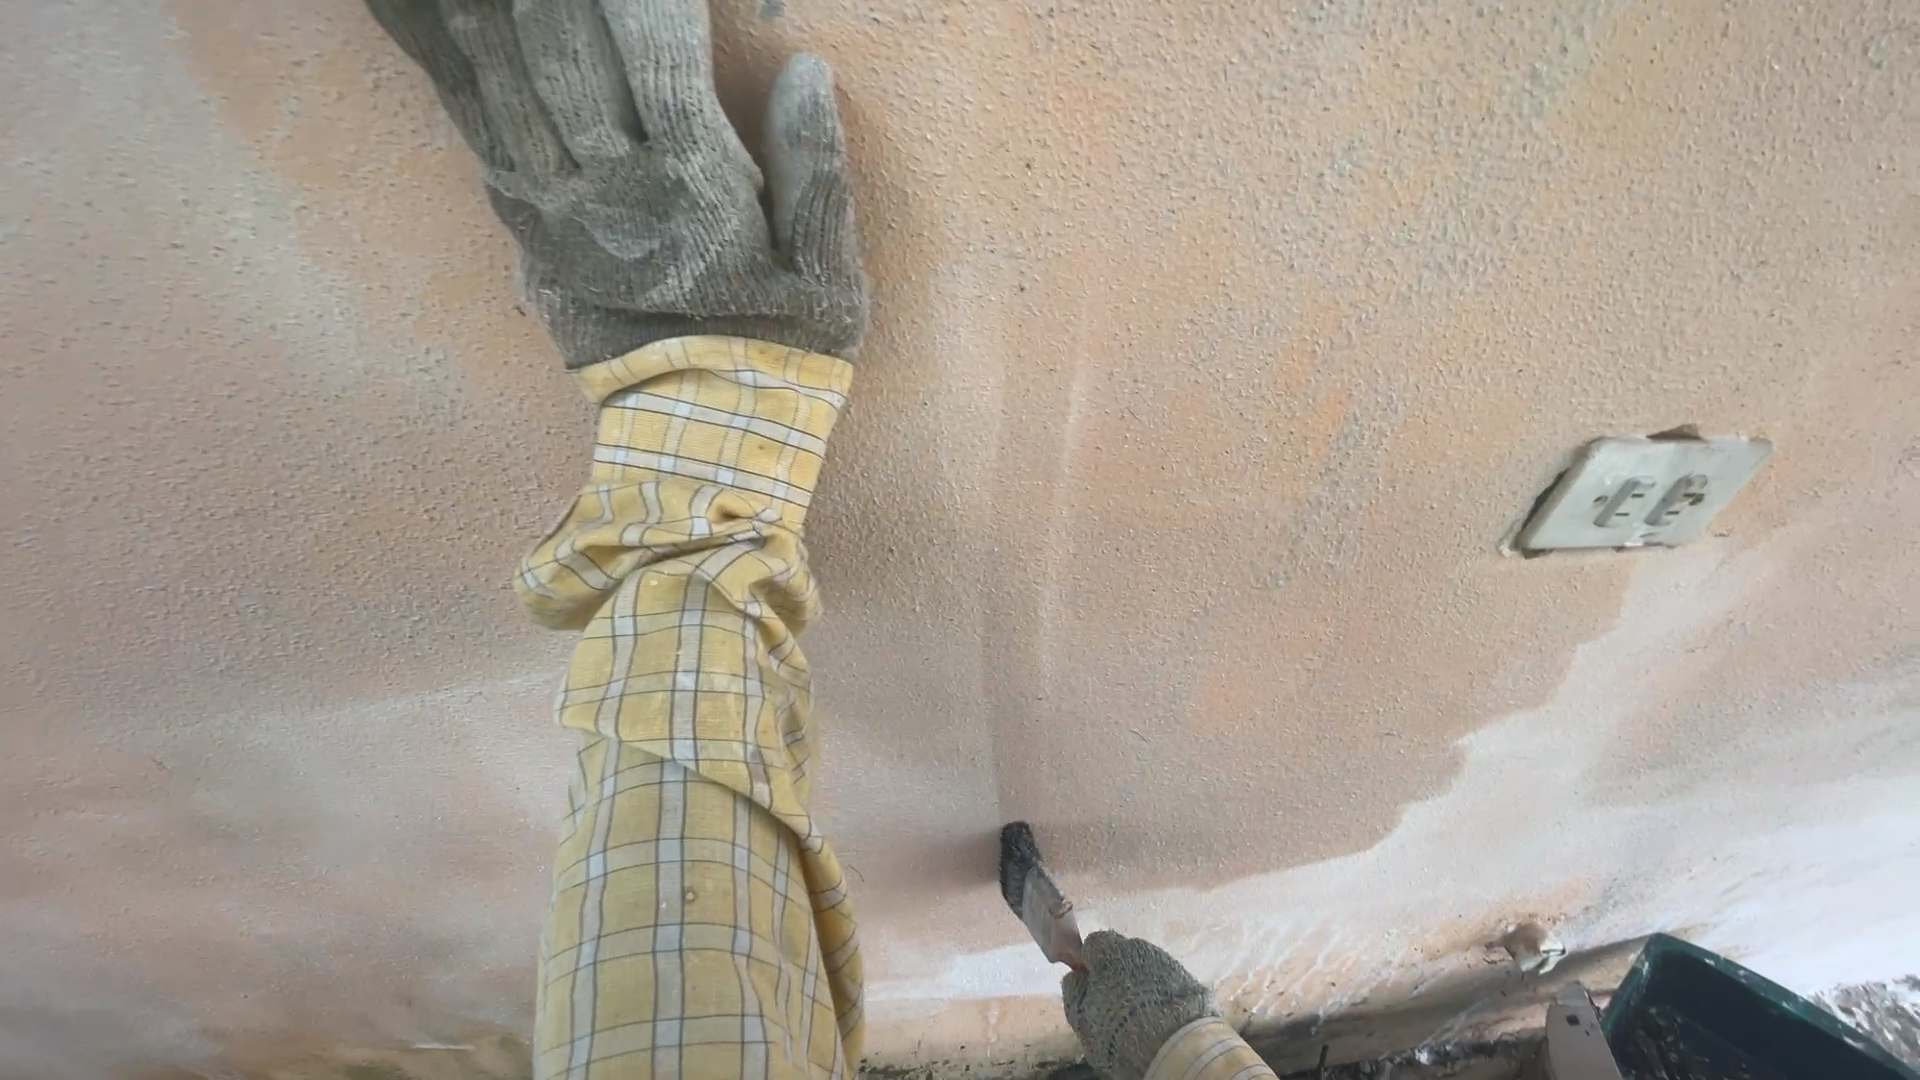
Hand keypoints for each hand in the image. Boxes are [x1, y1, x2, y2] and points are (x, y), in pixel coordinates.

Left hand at [366, 0, 867, 365]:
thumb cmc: (780, 353)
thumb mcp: (830, 279)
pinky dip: (446, 58)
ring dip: (490, 10)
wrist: (707, 435)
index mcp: (696, 195)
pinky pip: (473, 128)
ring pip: (499, 77)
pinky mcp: (527, 233)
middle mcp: (612, 192)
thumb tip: (806, 70)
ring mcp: (556, 212)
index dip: (652, 0)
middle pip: (561, 48)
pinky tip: (438, 11)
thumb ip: (818, 176)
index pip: (658, 59)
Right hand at [1063, 931, 1217, 1079]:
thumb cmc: (1119, 1031)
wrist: (1173, 1047)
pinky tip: (1159, 1015)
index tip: (1092, 989)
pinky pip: (1163, 981)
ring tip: (1140, 1012)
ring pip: (1143, 967)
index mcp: (1106, 949)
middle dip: (1116, 973)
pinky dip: (1158, 993)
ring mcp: (1163, 960)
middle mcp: (1136, 946)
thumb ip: (1074, 991)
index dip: (1090, 966)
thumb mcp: (1082, 1018)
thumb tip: (1075, 976)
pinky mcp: (1185, 977)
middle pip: (1120, 954)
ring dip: (1138, 983)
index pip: (1092, 945)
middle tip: (1115, 1004)